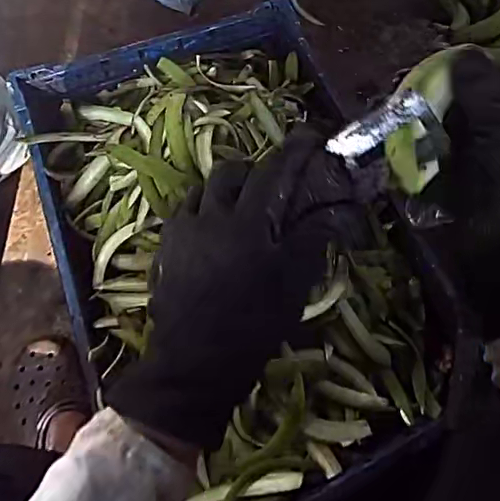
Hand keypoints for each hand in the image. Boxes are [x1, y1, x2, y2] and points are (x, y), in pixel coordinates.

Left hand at [105, 129, 362, 450]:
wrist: (194, 366)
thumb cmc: (252, 323)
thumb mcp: (293, 281)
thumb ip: (313, 237)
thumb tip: (335, 208)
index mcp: (246, 222)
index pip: (274, 170)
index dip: (295, 149)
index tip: (312, 135)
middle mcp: (209, 217)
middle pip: (230, 172)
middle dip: (255, 170)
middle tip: (273, 186)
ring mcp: (181, 234)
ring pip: (202, 190)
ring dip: (225, 189)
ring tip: (242, 207)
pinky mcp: (163, 252)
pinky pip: (184, 215)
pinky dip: (203, 211)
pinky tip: (213, 233)